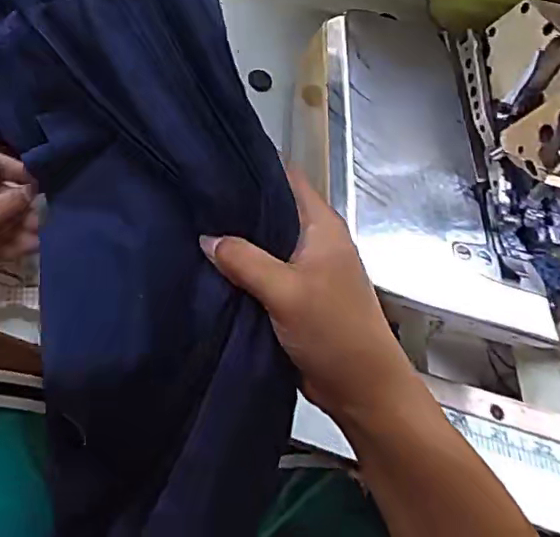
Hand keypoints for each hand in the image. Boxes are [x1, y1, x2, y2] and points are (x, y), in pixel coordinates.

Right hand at [201, 167, 416, 422]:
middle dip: (236, 205)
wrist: (364, 395)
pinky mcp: (294, 293)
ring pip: (263, 241)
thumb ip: (243, 259)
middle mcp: (313, 238)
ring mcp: (304, 267)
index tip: (213, 165)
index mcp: (321, 224)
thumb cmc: (336, 332)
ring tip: (194, 226)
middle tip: (195, 198)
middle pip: (270, 208)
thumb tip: (206, 238)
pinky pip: (261, 270)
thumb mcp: (285, 291)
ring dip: (236, 240)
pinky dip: (240, 268)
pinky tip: (210, 265)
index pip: (285, 176)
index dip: (252, 166)